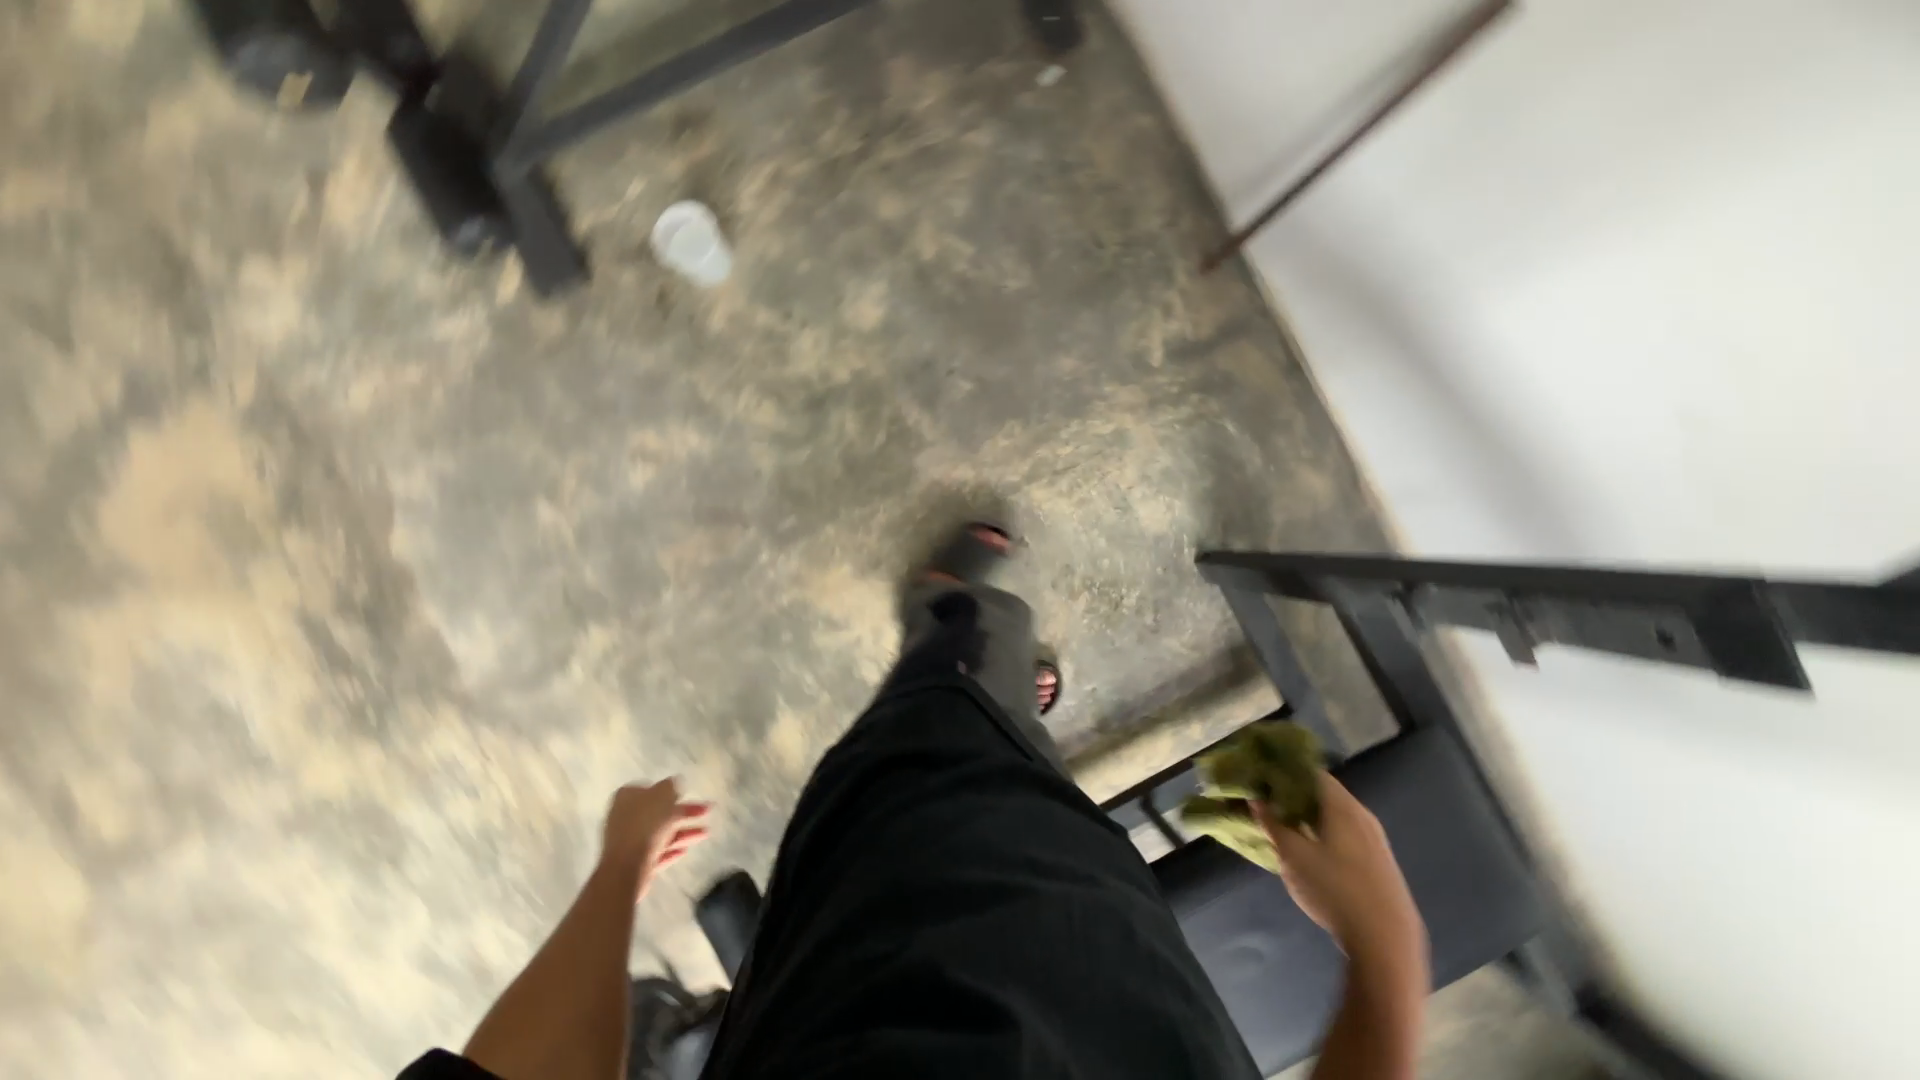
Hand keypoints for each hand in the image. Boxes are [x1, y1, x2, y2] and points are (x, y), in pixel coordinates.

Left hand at [600, 778, 709, 894]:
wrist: (627, 866)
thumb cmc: (646, 824)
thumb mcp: (664, 795)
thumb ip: (671, 786)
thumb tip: (674, 783)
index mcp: (626, 797)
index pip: (648, 789)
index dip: (667, 791)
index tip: (684, 794)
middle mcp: (624, 817)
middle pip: (658, 813)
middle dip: (684, 812)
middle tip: (706, 811)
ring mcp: (627, 842)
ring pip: (660, 833)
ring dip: (683, 832)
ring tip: (705, 833)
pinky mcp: (633, 863)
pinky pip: (656, 853)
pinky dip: (671, 850)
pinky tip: (685, 850)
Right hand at [1259, 772, 1423, 959]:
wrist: (1386, 940)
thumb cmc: (1334, 888)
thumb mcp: (1293, 856)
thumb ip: (1273, 824)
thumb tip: (1256, 799)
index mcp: (1343, 806)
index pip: (1312, 773)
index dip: (1286, 772)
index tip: (1262, 778)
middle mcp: (1362, 815)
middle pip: (1325, 794)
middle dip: (1295, 796)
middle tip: (1267, 803)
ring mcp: (1375, 840)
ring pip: (1336, 816)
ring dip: (1310, 817)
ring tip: (1284, 827)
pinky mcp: (1379, 862)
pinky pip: (1347, 834)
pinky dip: (1325, 833)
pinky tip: (1311, 851)